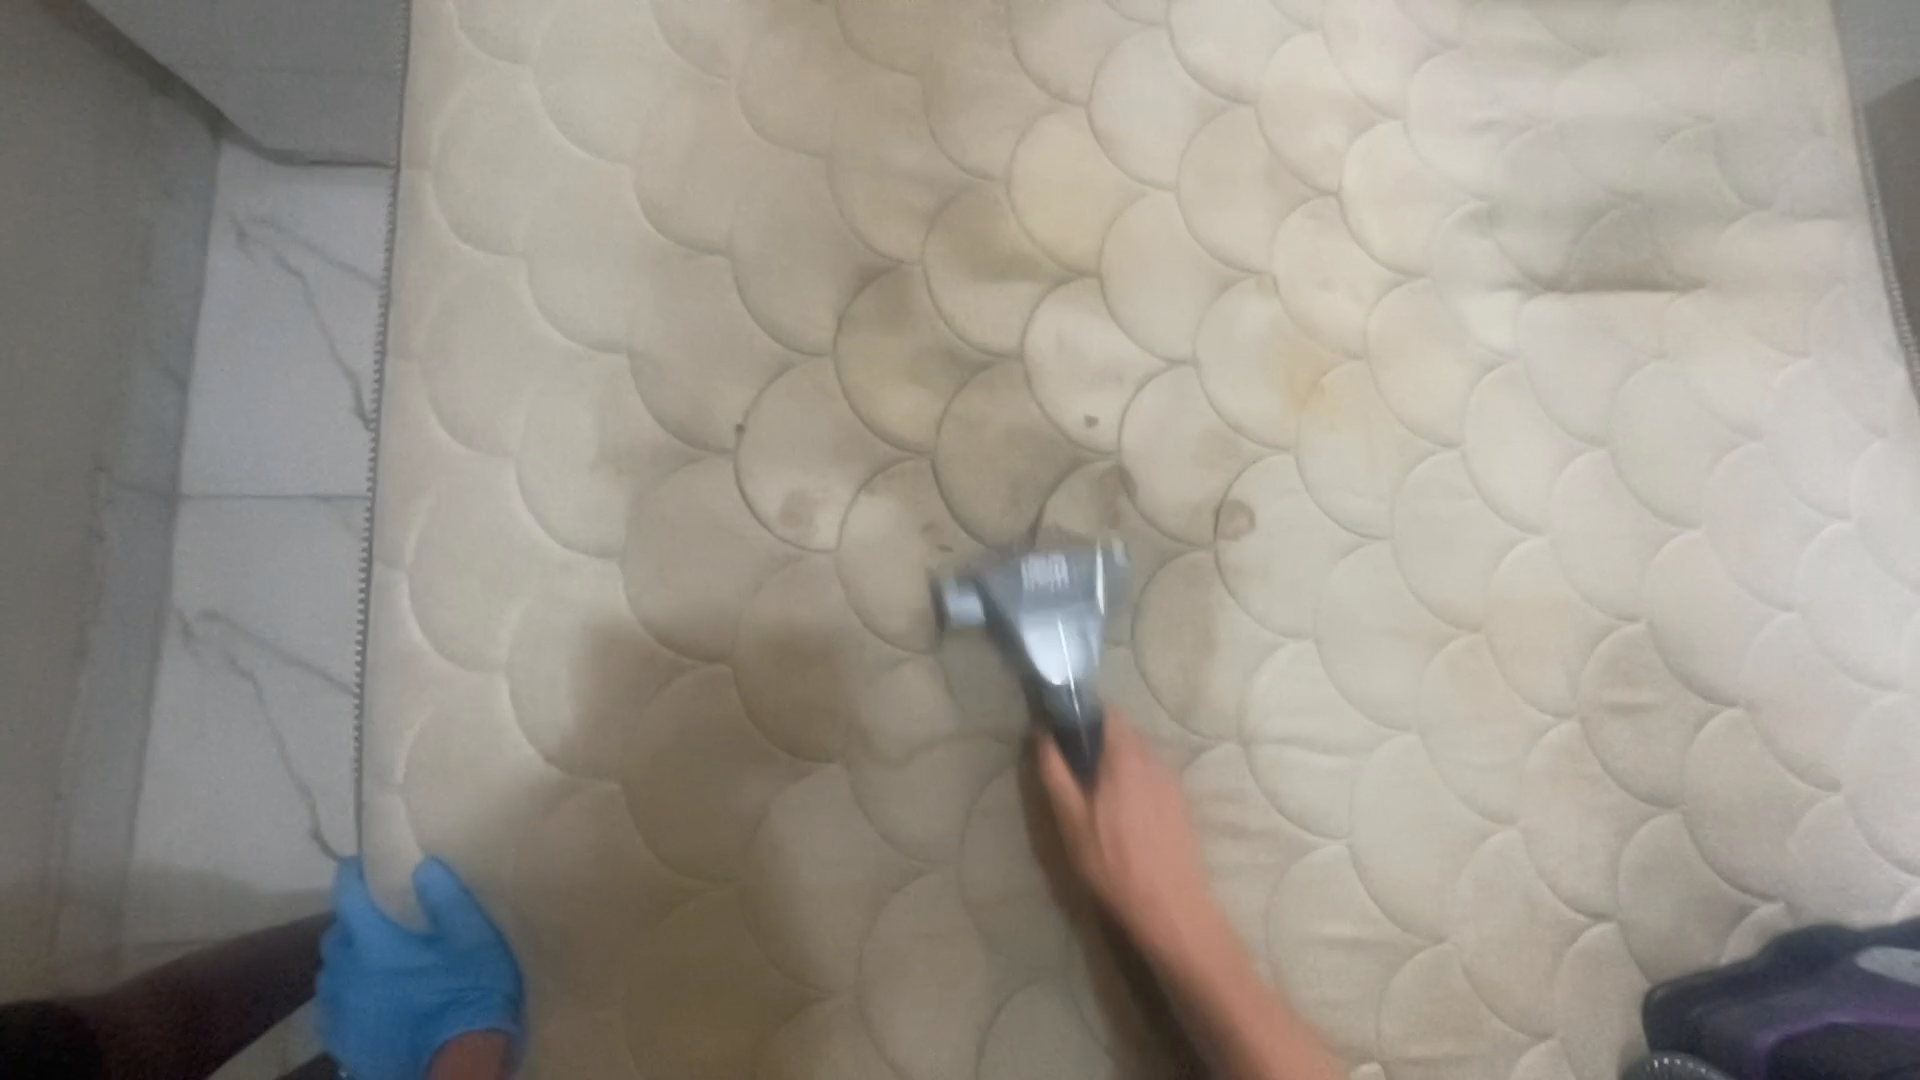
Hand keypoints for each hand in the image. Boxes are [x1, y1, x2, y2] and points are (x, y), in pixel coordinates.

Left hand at [318, 857, 523, 1079]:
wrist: (454, 1064)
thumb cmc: (469, 991)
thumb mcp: (474, 938)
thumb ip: (448, 901)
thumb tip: (423, 864)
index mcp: (376, 944)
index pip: (349, 898)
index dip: (352, 874)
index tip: (361, 861)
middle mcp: (346, 973)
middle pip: (337, 933)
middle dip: (354, 916)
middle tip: (383, 908)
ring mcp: (340, 1009)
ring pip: (332, 969)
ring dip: (350, 953)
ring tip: (379, 950)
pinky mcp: (342, 1037)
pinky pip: (335, 1001)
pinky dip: (349, 986)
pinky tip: (374, 991)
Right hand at [1036, 712, 1218, 960]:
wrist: (1170, 907)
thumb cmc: (1112, 861)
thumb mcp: (1070, 818)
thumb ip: (1054, 770)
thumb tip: (1042, 733)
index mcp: (1125, 753)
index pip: (1105, 710)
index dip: (1081, 713)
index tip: (1062, 730)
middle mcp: (1153, 756)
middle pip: (1122, 731)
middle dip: (1096, 740)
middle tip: (1074, 769)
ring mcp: (1171, 779)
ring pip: (1138, 753)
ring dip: (1116, 761)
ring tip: (1097, 794)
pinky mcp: (1181, 801)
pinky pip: (1152, 774)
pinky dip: (1134, 780)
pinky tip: (1124, 814)